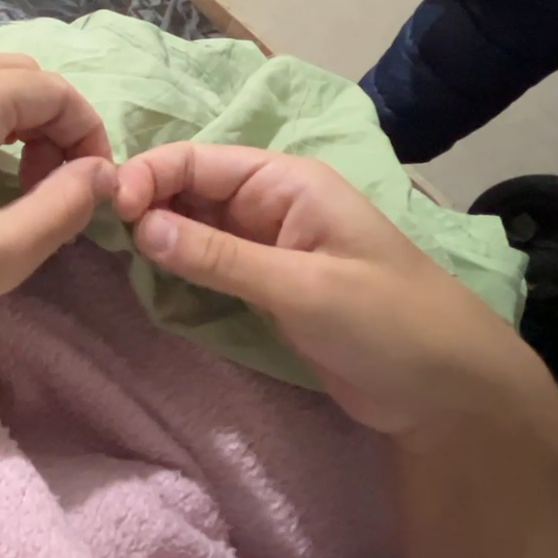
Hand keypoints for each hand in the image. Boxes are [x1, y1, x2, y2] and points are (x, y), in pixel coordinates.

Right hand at [115, 143, 556, 440]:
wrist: (452, 397)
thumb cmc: (390, 324)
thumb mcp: (303, 288)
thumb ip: (219, 256)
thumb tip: (140, 227)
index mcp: (283, 181)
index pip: (198, 161)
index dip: (150, 176)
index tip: (113, 210)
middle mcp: (266, 202)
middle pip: (187, 188)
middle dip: (145, 204)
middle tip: (105, 237)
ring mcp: (260, 242)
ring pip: (189, 223)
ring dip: (155, 235)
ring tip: (116, 255)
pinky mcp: (258, 280)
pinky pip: (202, 259)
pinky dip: (174, 264)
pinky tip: (148, 275)